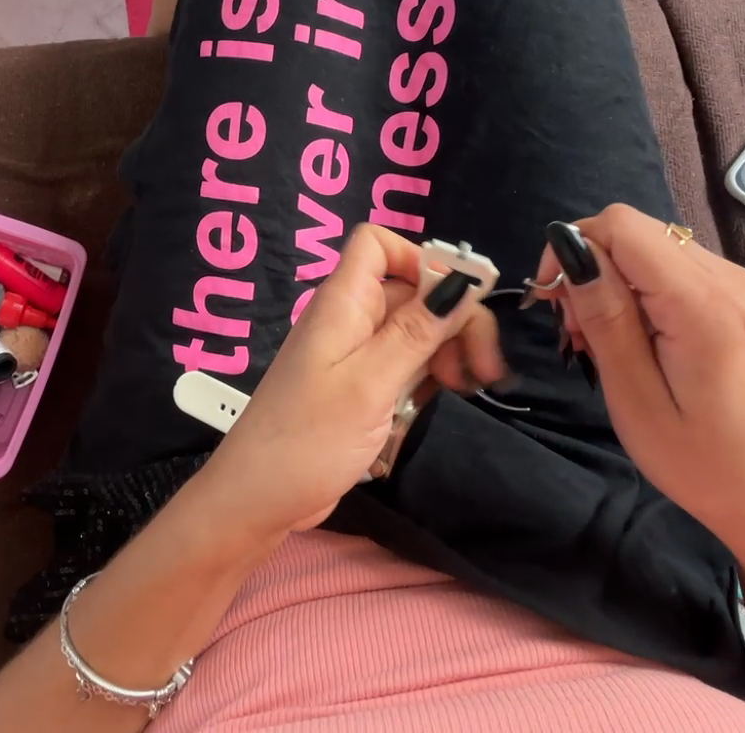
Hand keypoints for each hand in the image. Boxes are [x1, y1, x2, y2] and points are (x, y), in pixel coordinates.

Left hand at [194, 224, 502, 538]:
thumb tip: (462, 280)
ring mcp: (353, 355)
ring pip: (413, 329)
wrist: (258, 499)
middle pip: (410, 291)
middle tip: (486, 368)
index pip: (377, 245)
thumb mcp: (370, 383)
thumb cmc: (309, 438)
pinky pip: (402, 363)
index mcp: (343, 303)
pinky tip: (448, 395)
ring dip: (447, 349)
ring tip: (469, 387)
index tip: (459, 301)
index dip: (420, 259)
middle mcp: (348, 319)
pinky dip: (429, 373)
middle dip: (453, 318)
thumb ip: (416, 332)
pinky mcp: (359, 387)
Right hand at [537, 204, 744, 555]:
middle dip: (586, 265)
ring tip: (597, 335)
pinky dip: (631, 284)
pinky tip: (627, 329)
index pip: (622, 227)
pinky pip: (664, 261)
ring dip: (606, 277)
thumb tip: (571, 248)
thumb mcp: (632, 393)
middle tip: (573, 328)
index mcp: (704, 305)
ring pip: (644, 242)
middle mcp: (728, 277)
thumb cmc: (691, 455)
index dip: (572, 248)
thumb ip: (604, 314)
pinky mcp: (733, 291)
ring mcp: (736, 281)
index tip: (552, 301)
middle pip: (631, 229)